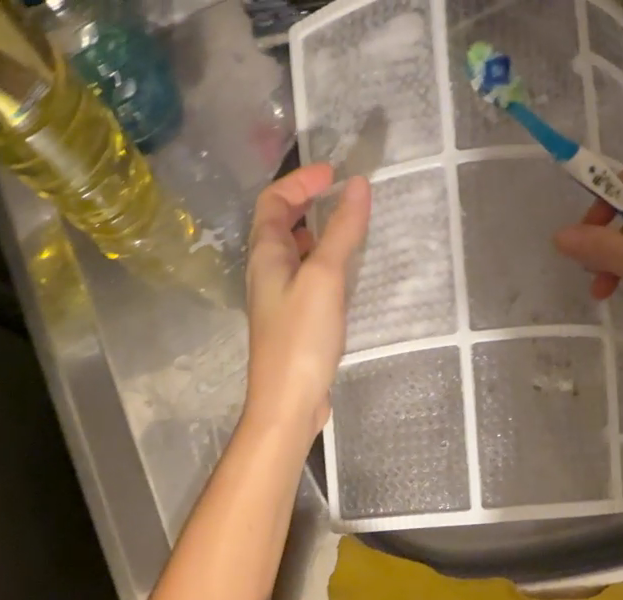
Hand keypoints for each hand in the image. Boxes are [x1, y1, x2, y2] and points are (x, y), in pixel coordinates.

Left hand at [242, 164, 370, 444]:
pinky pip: (306, 279)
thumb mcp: (325, 278)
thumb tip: (358, 185)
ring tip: (349, 229)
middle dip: (308, 204)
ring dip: (317, 234)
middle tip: (342, 196)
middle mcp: (266, 273)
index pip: (272, 201)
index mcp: (265, 255)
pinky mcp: (293, 323)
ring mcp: (278, 300)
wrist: (287, 402)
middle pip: (279, 225)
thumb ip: (342, 231)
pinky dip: (324, 265)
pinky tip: (347, 275)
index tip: (334, 173)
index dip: (300, 181)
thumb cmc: (300, 339)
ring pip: (294, 253)